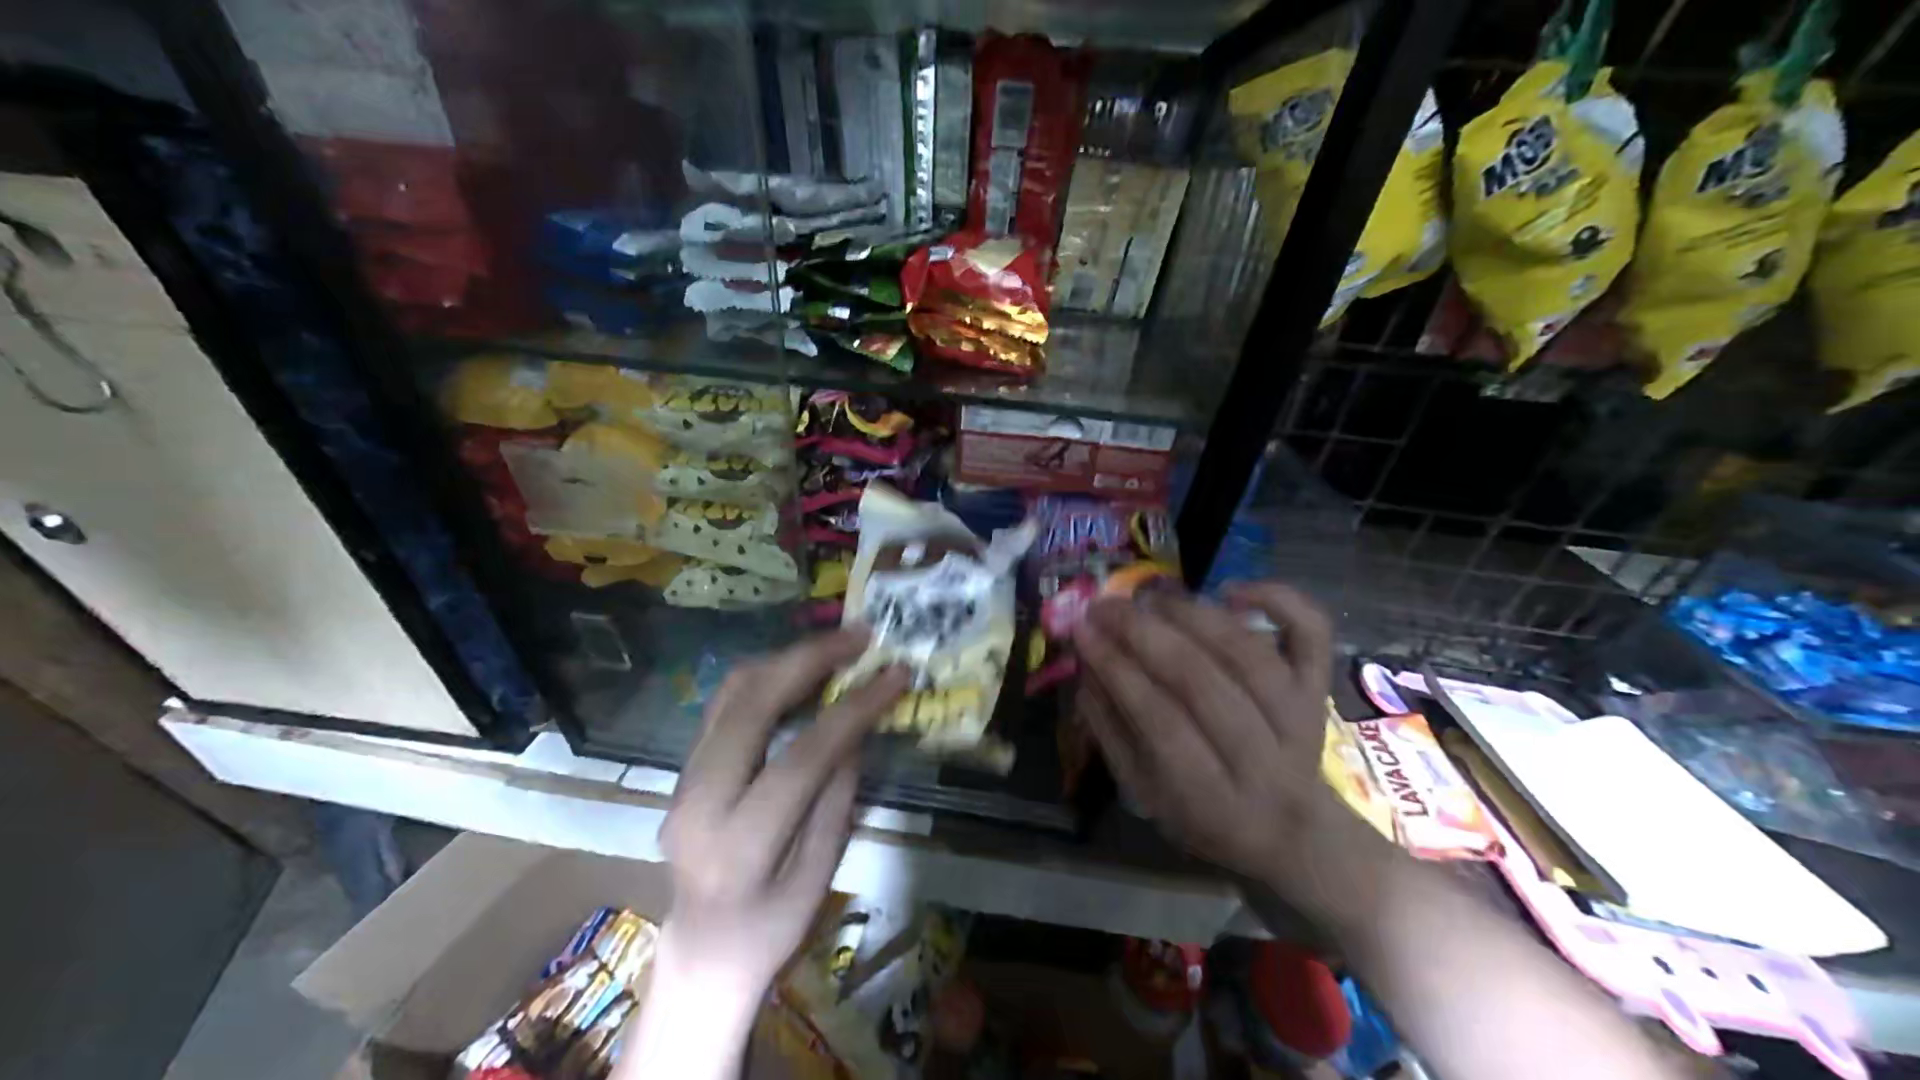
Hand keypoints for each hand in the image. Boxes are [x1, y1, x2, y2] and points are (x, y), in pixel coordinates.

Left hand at [655, 630, 909, 998]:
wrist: (702, 948)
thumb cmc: (773, 926)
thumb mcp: (821, 871)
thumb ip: (837, 794)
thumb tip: (858, 724)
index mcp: (740, 846)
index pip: (803, 757)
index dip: (854, 709)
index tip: (895, 674)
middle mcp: (698, 803)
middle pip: (753, 705)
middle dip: (810, 659)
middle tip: (859, 635)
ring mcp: (681, 781)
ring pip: (731, 693)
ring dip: (786, 659)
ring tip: (835, 644)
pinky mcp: (681, 768)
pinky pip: (723, 705)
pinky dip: (766, 677)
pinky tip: (801, 668)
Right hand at [1071, 582, 1347, 882]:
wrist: (1294, 832)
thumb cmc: (1206, 816)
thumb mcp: (1146, 794)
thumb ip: (1111, 733)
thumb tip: (1086, 667)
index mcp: (1211, 797)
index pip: (1160, 720)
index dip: (1117, 669)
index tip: (1082, 632)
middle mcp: (1262, 758)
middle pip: (1202, 682)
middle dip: (1144, 634)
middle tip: (1104, 606)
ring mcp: (1299, 717)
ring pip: (1247, 654)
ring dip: (1191, 616)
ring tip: (1148, 597)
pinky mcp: (1318, 689)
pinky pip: (1310, 635)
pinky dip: (1278, 600)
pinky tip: (1229, 589)